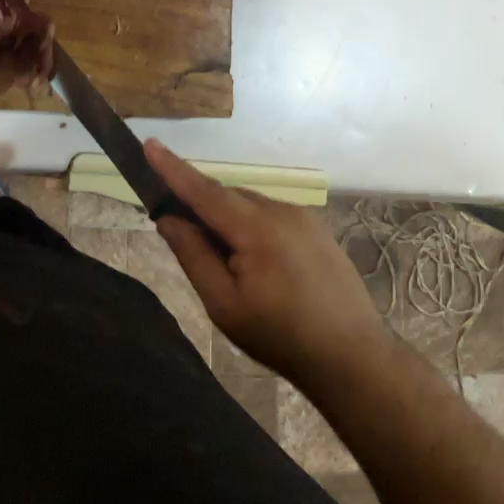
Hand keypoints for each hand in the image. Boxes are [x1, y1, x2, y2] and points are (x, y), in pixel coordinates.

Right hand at [149, 141, 390, 380]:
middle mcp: (281, 211)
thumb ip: (193, 256)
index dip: (173, 169)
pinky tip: (255, 264)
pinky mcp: (316, 228)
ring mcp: (303, 217)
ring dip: (226, 219)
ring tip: (227, 265)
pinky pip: (269, 214)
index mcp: (257, 229)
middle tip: (179, 234)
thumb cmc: (281, 337)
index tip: (149, 144)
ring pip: (247, 204)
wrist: (354, 358)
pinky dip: (249, 225)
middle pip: (225, 195)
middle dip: (199, 206)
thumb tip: (168, 218)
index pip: (204, 190)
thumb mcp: (224, 305)